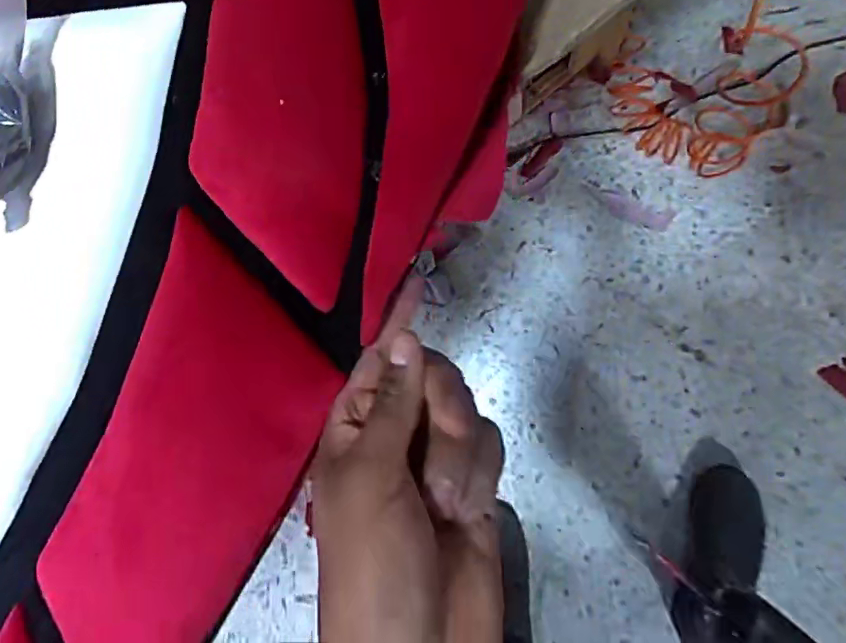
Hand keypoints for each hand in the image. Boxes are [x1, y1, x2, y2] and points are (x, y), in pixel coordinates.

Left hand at [312, 329, 505, 642]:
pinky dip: (480, 472)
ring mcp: (437, 455)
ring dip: (461, 452)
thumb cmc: (374, 562)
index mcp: (356, 428)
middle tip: (438, 446)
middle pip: (430, 374)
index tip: (419, 282)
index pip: (379, 360)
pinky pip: (488, 441)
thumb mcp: (372, 478)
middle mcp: (397, 432)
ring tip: (446, 502)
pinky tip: (467, 511)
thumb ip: (394, 405)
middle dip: (441, 405)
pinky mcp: (474, 477)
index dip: (397, 324)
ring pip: (463, 405)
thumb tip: (404, 335)